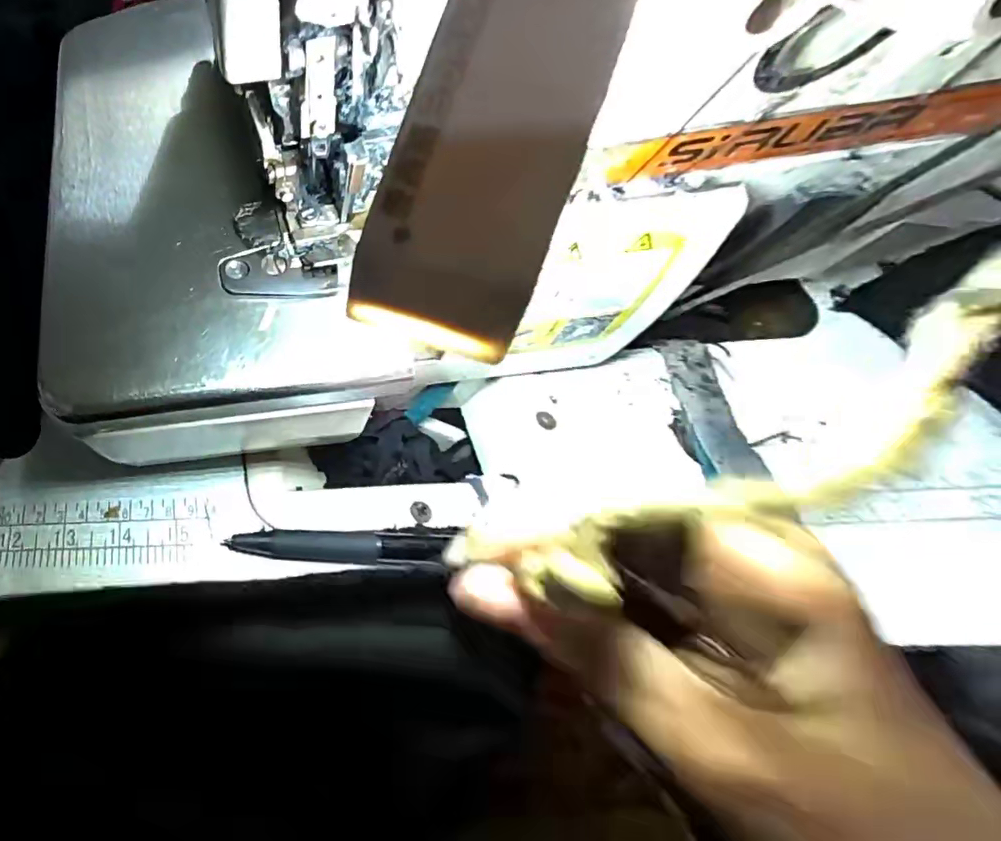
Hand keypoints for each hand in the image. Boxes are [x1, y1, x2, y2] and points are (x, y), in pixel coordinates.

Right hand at [452, 520, 1000, 840]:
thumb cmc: (842, 813)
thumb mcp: (703, 737)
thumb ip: (583, 647)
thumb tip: (471, 584)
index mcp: (761, 562)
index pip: (613, 503)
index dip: (533, 523)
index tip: (469, 558)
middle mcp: (747, 544)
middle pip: (607, 512)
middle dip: (534, 544)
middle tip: (472, 576)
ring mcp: (735, 567)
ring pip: (609, 538)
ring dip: (549, 565)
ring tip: (493, 587)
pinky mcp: (719, 595)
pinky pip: (626, 569)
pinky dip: (579, 588)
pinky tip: (542, 603)